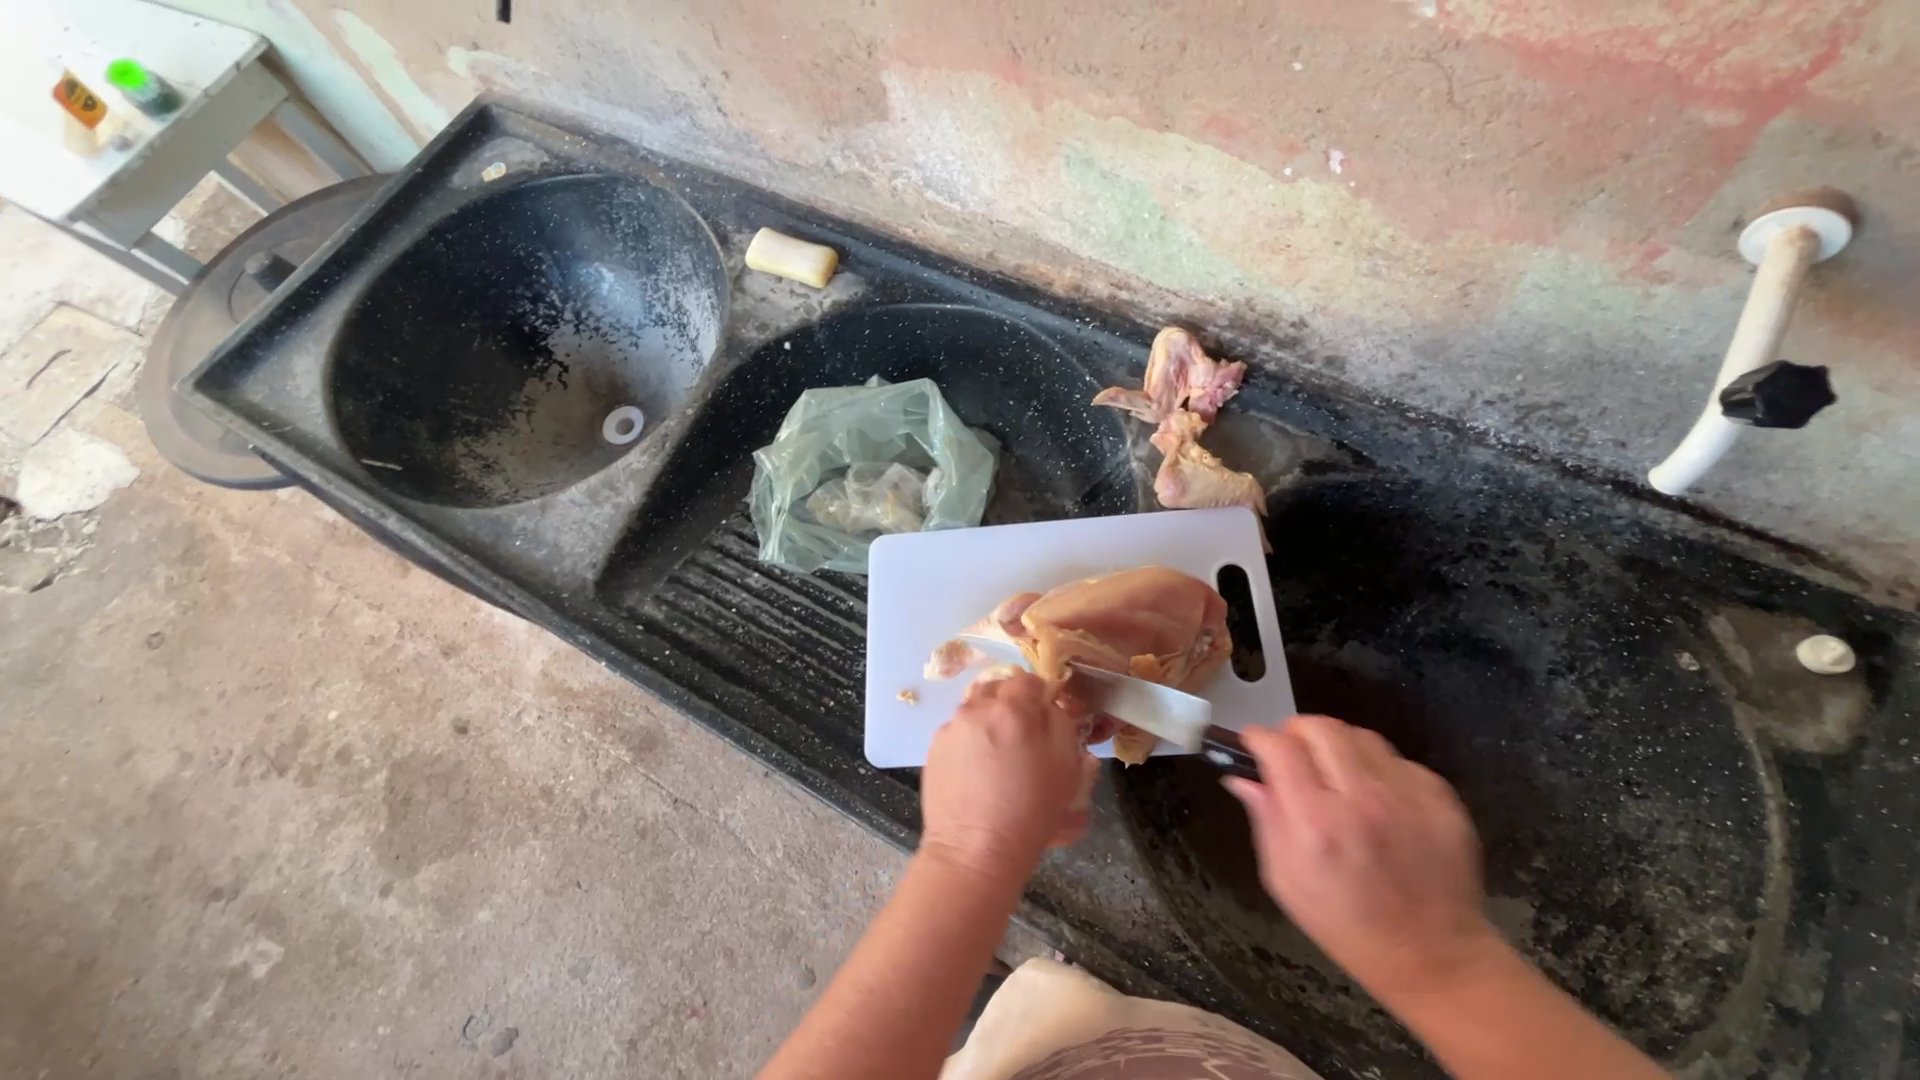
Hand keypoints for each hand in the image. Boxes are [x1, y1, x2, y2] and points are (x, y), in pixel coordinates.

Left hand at [919, 668, 1097, 879]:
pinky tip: (976, 771)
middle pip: (997, 688)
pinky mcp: (933, 747)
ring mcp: (951, 727)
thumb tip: (1048, 708)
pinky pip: (957, 731)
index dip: (1039, 695)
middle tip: (1022, 735)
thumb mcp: (1066, 768)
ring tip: (997, 756)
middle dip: (1011, 704)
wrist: (974, 850)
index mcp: (1013, 710)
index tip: (1044, 716)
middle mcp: (977, 709)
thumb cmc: (1030, 813)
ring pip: (975, 709)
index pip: (1028, 680)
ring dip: (988, 721)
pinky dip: (969, 741)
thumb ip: (1061, 725)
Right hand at [1224, 714, 1503, 1000]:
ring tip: (1336, 774)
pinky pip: (1398, 760)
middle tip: (1293, 754)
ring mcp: (1407, 796)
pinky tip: (1377, 798)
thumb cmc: (1345, 923)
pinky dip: (1378, 769)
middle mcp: (1362, 799)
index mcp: (1316, 822)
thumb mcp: (1284, 879)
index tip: (1254, 744)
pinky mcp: (1442, 799)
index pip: (1279, 747)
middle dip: (1295, 733)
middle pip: (1319, 727)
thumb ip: (1265, 819)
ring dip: (1338, 746)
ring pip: (1360, 735)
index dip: (1258, 738)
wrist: (1434, 956)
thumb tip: (1242, 777)